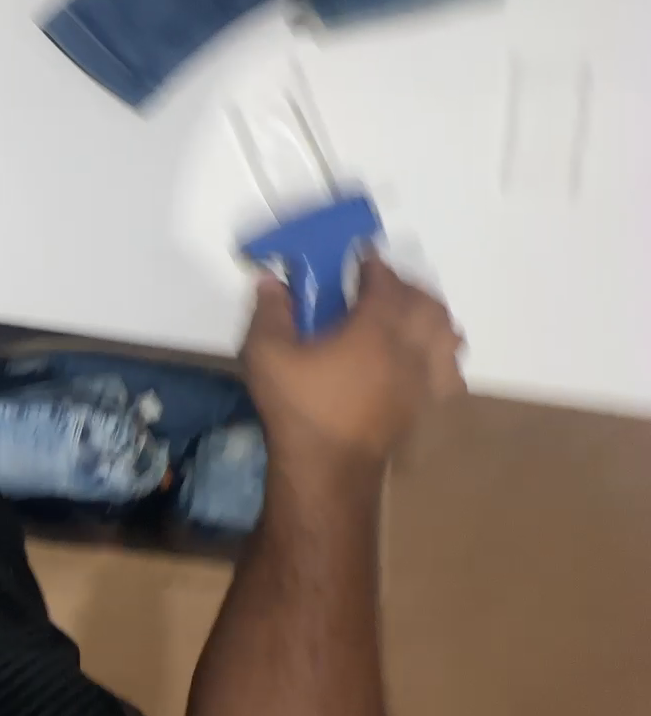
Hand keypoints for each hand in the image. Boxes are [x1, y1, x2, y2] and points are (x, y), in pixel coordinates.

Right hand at [240, 257, 465, 474]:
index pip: (387, 286)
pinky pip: (449, 366)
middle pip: (428, 306)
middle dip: (406, 285)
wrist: (327, 461)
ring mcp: (425, 379)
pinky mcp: (427, 402)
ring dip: (428, 313)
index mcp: (374, 332)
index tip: (359, 255)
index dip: (375, 266)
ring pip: (448, 333)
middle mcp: (411, 350)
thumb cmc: (296, 401)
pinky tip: (417, 353)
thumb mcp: (265, 350)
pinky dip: (439, 348)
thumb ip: (271, 311)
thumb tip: (272, 280)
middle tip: (377, 280)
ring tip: (401, 311)